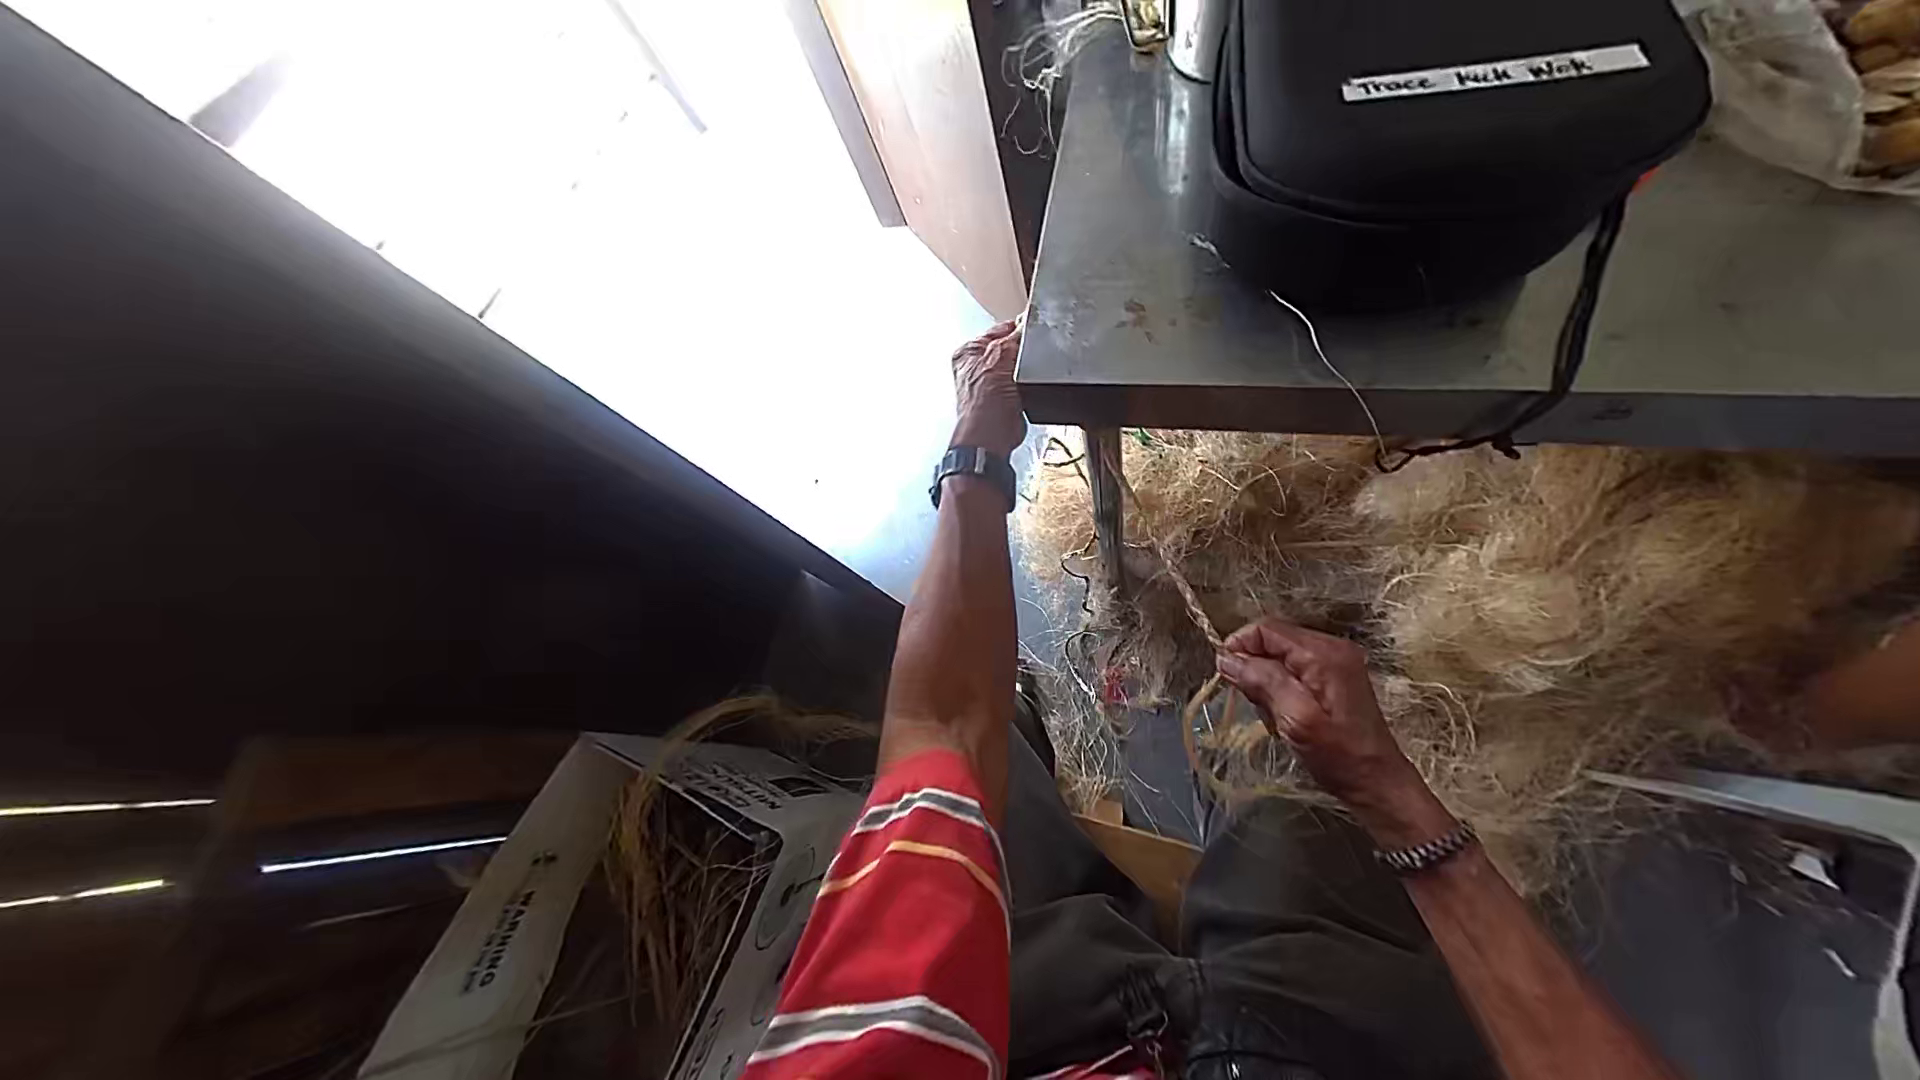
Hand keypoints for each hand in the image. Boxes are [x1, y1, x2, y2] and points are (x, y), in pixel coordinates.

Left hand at [949, 319, 1025, 456]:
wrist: (992, 436)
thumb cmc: (985, 403)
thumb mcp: (1002, 356)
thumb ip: (1015, 336)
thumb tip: (1026, 321)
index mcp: (968, 352)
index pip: (999, 329)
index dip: (1018, 327)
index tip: (1032, 329)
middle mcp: (976, 368)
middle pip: (1009, 348)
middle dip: (1022, 352)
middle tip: (1026, 359)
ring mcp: (990, 385)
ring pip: (1017, 368)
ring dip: (1024, 372)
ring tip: (1022, 380)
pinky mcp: (1004, 400)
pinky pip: (1022, 385)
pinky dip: (1027, 387)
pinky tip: (1025, 391)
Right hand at [1215, 618, 1453, 847]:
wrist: (1377, 783)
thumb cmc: (1337, 755)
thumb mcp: (1295, 718)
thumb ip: (1262, 681)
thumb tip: (1226, 658)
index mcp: (1323, 653)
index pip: (1265, 629)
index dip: (1239, 647)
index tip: (1228, 676)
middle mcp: (1331, 647)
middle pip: (1272, 639)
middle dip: (1253, 666)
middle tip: (1255, 701)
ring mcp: (1334, 661)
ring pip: (1278, 654)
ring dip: (1264, 679)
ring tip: (1272, 711)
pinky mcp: (1333, 676)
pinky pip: (1290, 667)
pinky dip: (1277, 685)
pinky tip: (1283, 710)